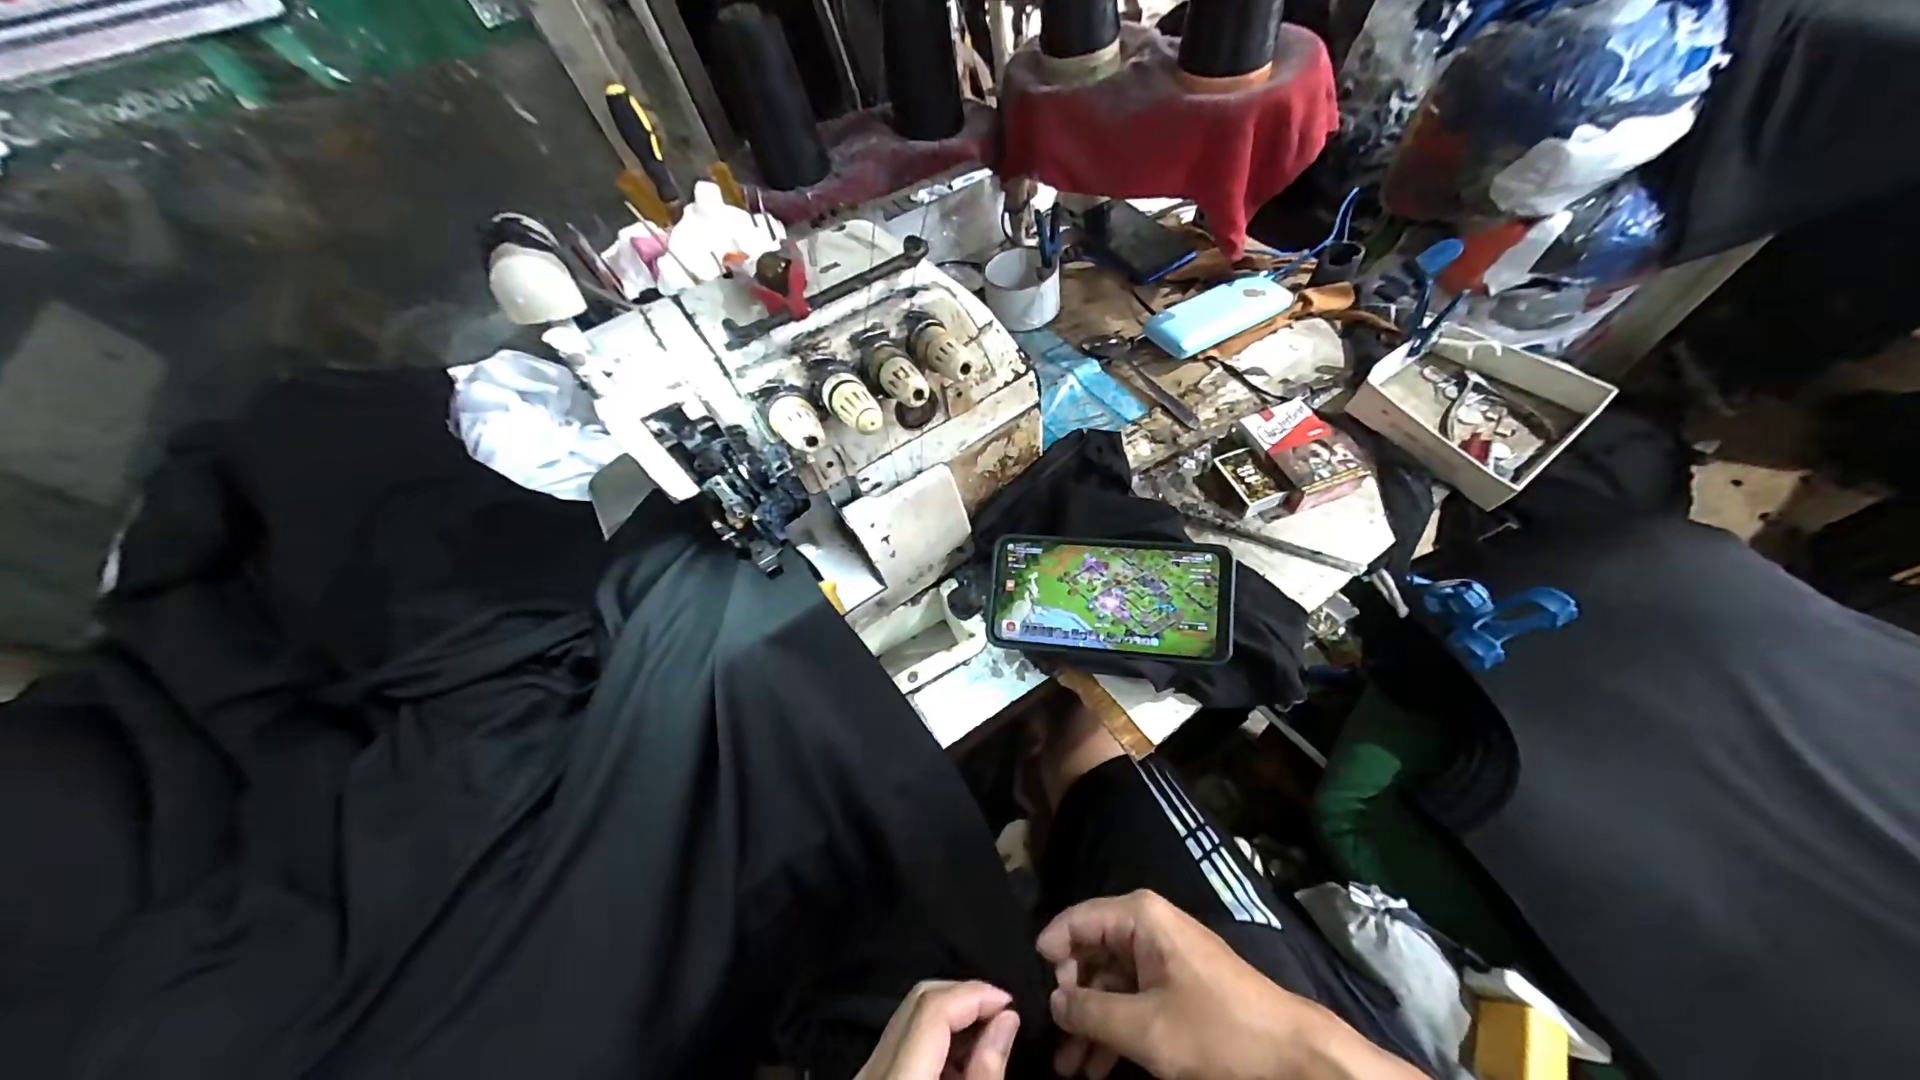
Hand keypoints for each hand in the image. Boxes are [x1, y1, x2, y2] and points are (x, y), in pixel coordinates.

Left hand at [855, 980, 1022, 1079]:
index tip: (1010, 1003)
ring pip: (909, 1016)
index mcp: (897, 1078)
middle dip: (964, 997)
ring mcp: (865, 1074)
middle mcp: (872, 1069)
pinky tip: (959, 1062)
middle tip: (1000, 1015)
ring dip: (951, 1016)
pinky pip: (902, 1041)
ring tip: (986, 1039)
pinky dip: (934, 1038)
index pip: (933, 1008)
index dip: (974, 994)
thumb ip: (986, 1073)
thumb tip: (1007, 1018)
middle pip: (918, 1000)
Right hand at [1038, 891, 1424, 1079]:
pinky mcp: (1177, 986)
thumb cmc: (1217, 1033)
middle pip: (1090, 952)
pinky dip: (1113, 1029)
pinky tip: (1095, 1067)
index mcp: (1138, 918)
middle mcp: (1147, 927)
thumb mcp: (1146, 1029)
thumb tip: (1052, 1001)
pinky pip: (1132, 998)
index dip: (1049, 954)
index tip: (1031, 995)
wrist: (1297, 1059)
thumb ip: (1090, 1012)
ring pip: (1109, 981)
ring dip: (1088, 1022)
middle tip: (1051, 1044)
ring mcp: (1163, 957)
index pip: (1075, 921)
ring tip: (1068, 1068)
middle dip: (1069, 999)